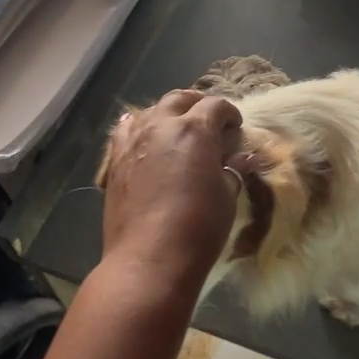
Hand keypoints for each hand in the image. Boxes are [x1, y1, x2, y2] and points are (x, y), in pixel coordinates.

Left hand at [100, 90, 243, 290]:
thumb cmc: (198, 227)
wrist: (148, 259)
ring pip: (151, 111)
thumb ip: (232, 170)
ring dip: (168, 114)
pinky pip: (126, 131)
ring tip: (178, 129)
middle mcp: (161, 125)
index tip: (236, 128)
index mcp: (195, 130)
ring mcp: (133, 141)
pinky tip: (145, 137)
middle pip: (180, 100)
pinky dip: (140, 128)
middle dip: (198, 105)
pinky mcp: (114, 161)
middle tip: (210, 121)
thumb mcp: (226, 197)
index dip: (230, 114)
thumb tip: (243, 158)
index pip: (216, 106)